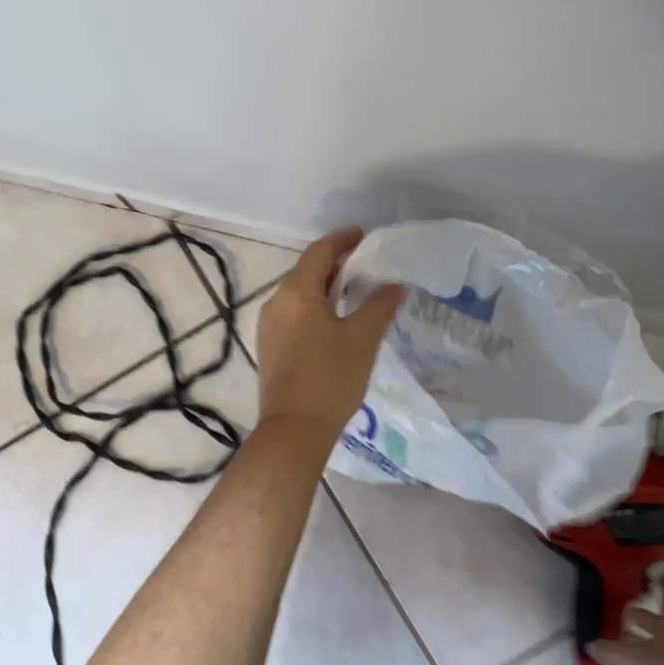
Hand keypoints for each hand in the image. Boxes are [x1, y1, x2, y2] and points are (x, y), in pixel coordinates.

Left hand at [254, 228, 405, 434]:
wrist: (294, 429)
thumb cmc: (331, 377)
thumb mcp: (362, 338)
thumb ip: (379, 306)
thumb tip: (395, 286)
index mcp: (296, 292)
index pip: (318, 253)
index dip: (341, 241)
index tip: (362, 236)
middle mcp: (275, 303)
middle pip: (305, 272)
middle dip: (334, 264)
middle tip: (363, 263)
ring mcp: (268, 327)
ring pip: (298, 296)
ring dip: (324, 288)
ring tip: (353, 291)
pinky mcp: (270, 348)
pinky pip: (293, 315)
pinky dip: (314, 309)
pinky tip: (334, 321)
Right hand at [588, 575, 663, 664]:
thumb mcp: (632, 663)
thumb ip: (609, 651)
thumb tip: (590, 644)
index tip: (661, 572)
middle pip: (660, 621)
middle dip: (640, 618)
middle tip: (621, 616)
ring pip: (661, 644)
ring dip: (641, 643)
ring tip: (619, 646)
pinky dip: (648, 663)